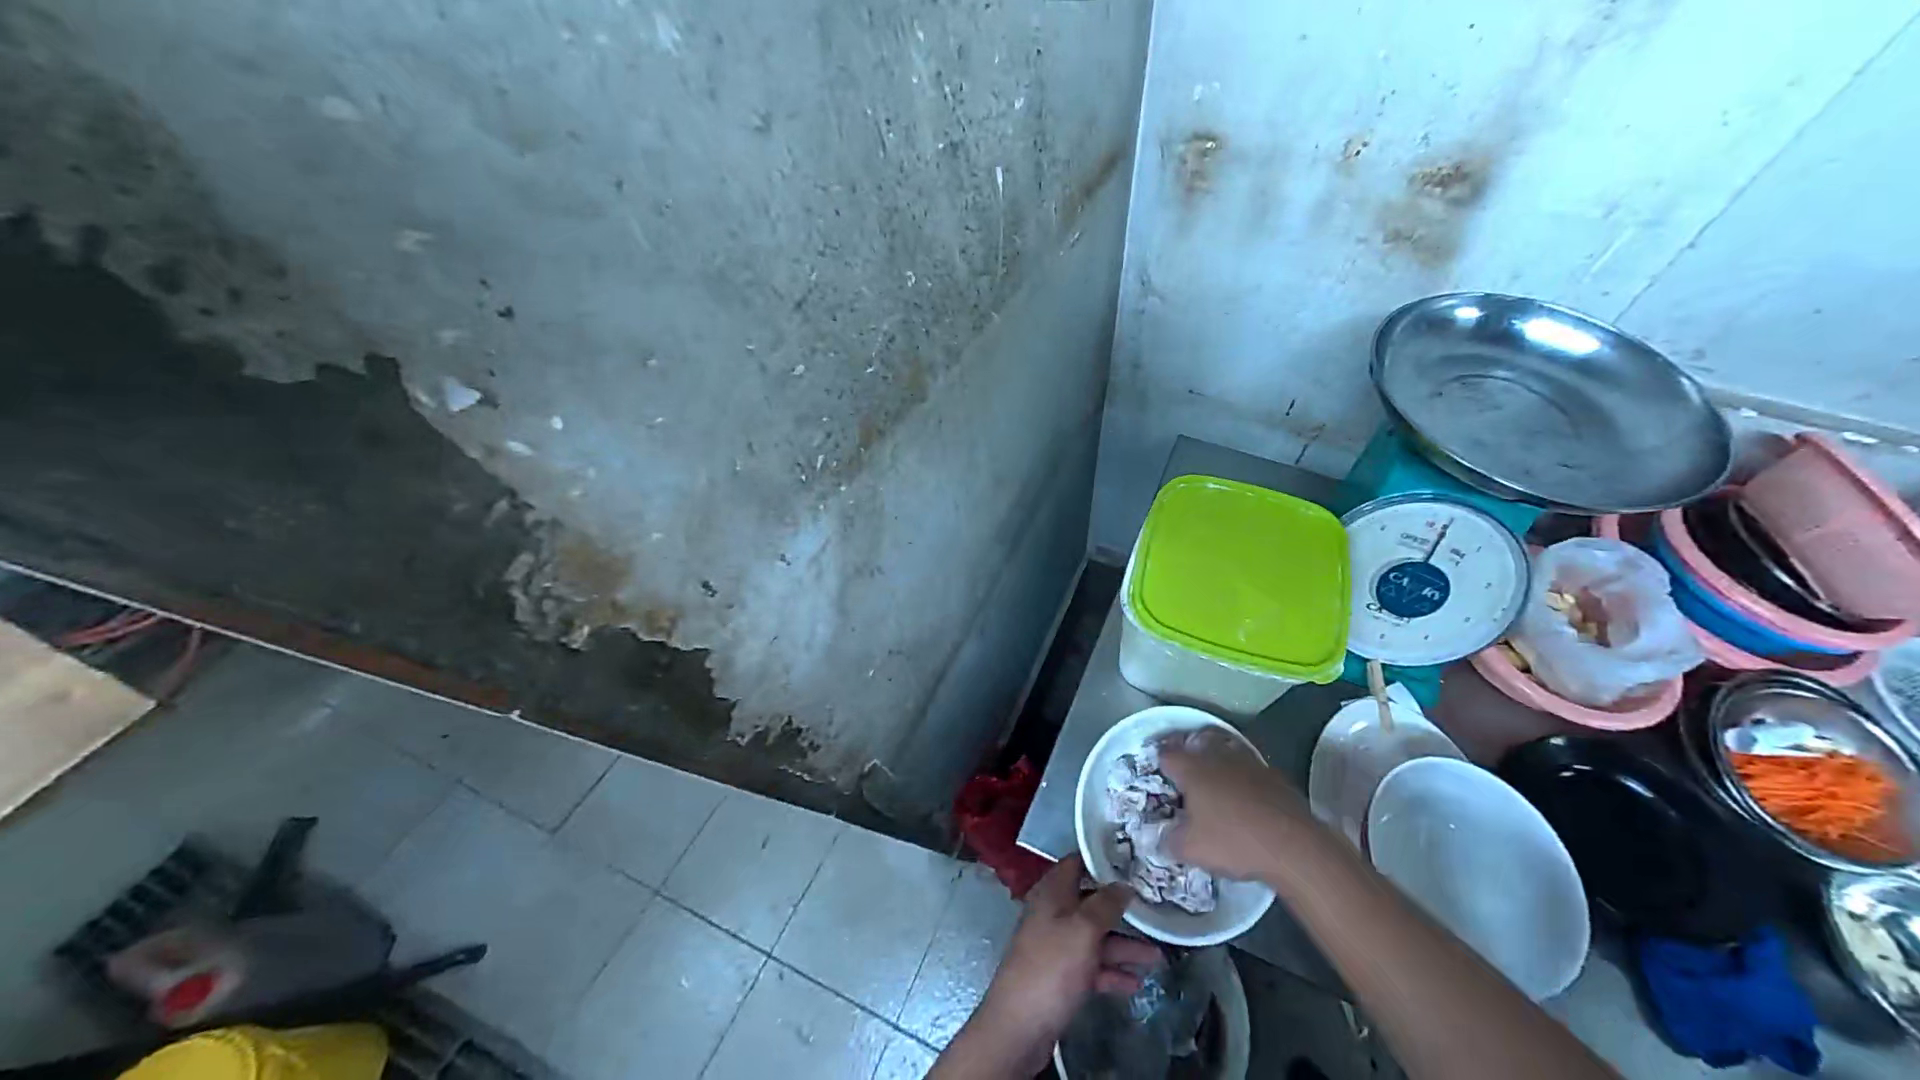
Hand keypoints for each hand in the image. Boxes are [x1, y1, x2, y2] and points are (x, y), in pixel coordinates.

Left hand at [942, 856, 1161, 1076]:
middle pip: (1091, 903)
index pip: (1077, 863)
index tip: (1133, 862)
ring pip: (1094, 938)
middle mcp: (1053, 914)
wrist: (1020, 1026)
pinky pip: (1091, 967)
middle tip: (1154, 910)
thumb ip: (1106, 904)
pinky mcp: (1060, 976)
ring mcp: (1056, 946)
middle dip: (1122, 910)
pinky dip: (1111, 972)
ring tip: (1157, 957)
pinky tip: (1135, 983)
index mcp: (1052, 893)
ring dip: (1124, 947)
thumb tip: (1124, 884)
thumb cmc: (1051, 966)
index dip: (1103, 860)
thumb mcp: (1083, 929)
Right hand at [1158, 730, 1313, 880]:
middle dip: (1187, 751)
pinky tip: (1244, 793)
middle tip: (1183, 767)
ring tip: (1213, 775)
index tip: (1159, 773)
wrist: (1295, 846)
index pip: (1167, 755)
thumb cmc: (1234, 842)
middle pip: (1197, 742)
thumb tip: (1161, 838)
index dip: (1160, 762)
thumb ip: (1169, 841)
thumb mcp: (1190, 849)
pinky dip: (1242, 775)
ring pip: (1226, 749)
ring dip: (1217, 758)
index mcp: (1192, 769)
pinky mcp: (1275, 776)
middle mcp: (1218, 758)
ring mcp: (1249, 763)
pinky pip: (1250, 767)